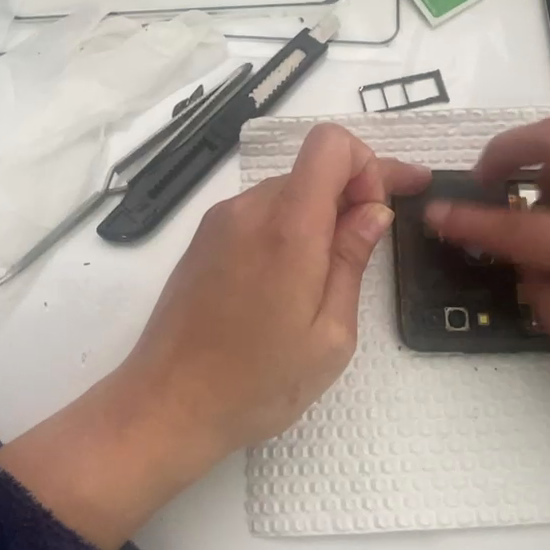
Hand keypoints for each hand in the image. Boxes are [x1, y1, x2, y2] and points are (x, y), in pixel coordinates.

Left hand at [118, 123, 430, 452]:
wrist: (167, 405)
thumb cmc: (258, 382)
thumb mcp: (330, 335)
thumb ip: (352, 260)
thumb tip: (373, 211)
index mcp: (288, 227)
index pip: (331, 144)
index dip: (367, 165)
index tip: (378, 213)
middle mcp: (249, 209)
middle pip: (311, 167)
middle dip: (353, 191)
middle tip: (382, 231)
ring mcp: (220, 222)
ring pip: (286, 191)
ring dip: (320, 213)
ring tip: (336, 268)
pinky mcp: (204, 240)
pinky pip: (259, 213)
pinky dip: (289, 227)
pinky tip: (295, 277)